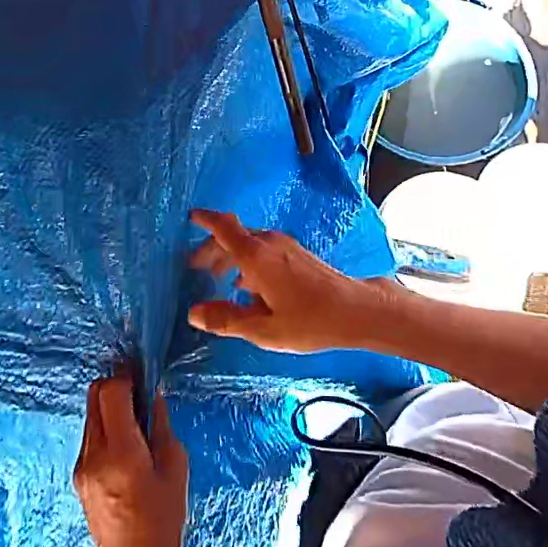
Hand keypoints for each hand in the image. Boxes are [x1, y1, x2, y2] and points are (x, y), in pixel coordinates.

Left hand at [73, 376, 187, 546]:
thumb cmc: (162, 521)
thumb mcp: (175, 469)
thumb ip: (161, 426)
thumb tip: (151, 394)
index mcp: (122, 454)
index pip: (111, 392)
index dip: (126, 377)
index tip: (141, 375)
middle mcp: (94, 454)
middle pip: (94, 394)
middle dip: (115, 386)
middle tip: (138, 394)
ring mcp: (81, 463)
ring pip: (90, 412)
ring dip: (109, 407)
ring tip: (134, 423)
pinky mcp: (77, 472)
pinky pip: (89, 434)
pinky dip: (105, 428)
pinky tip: (124, 445)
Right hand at [185, 209, 406, 352]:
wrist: (358, 311)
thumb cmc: (310, 321)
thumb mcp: (264, 329)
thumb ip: (226, 320)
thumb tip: (193, 314)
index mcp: (254, 256)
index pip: (222, 227)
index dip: (204, 219)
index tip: (189, 217)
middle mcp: (267, 243)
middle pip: (232, 235)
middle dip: (211, 248)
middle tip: (195, 266)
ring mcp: (284, 246)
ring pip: (247, 242)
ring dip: (229, 255)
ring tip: (218, 277)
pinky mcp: (296, 253)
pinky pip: (261, 248)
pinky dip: (246, 259)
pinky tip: (247, 284)